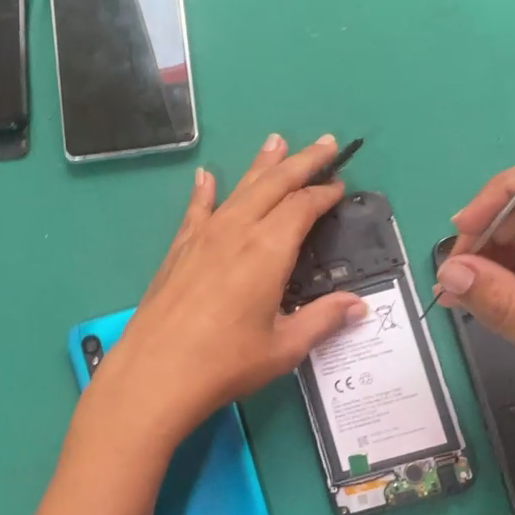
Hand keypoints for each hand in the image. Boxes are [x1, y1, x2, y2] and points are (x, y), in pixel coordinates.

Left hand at [84, 134, 367, 445]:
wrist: (156, 373)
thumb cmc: (226, 362)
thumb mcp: (284, 347)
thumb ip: (322, 320)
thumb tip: (358, 306)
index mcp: (268, 249)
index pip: (303, 206)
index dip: (324, 193)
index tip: (340, 186)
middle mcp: (236, 231)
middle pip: (274, 184)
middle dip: (302, 162)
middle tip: (325, 143)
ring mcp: (203, 237)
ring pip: (238, 190)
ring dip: (260, 166)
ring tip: (276, 142)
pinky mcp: (178, 251)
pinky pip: (196, 210)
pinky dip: (206, 192)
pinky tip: (206, 177)